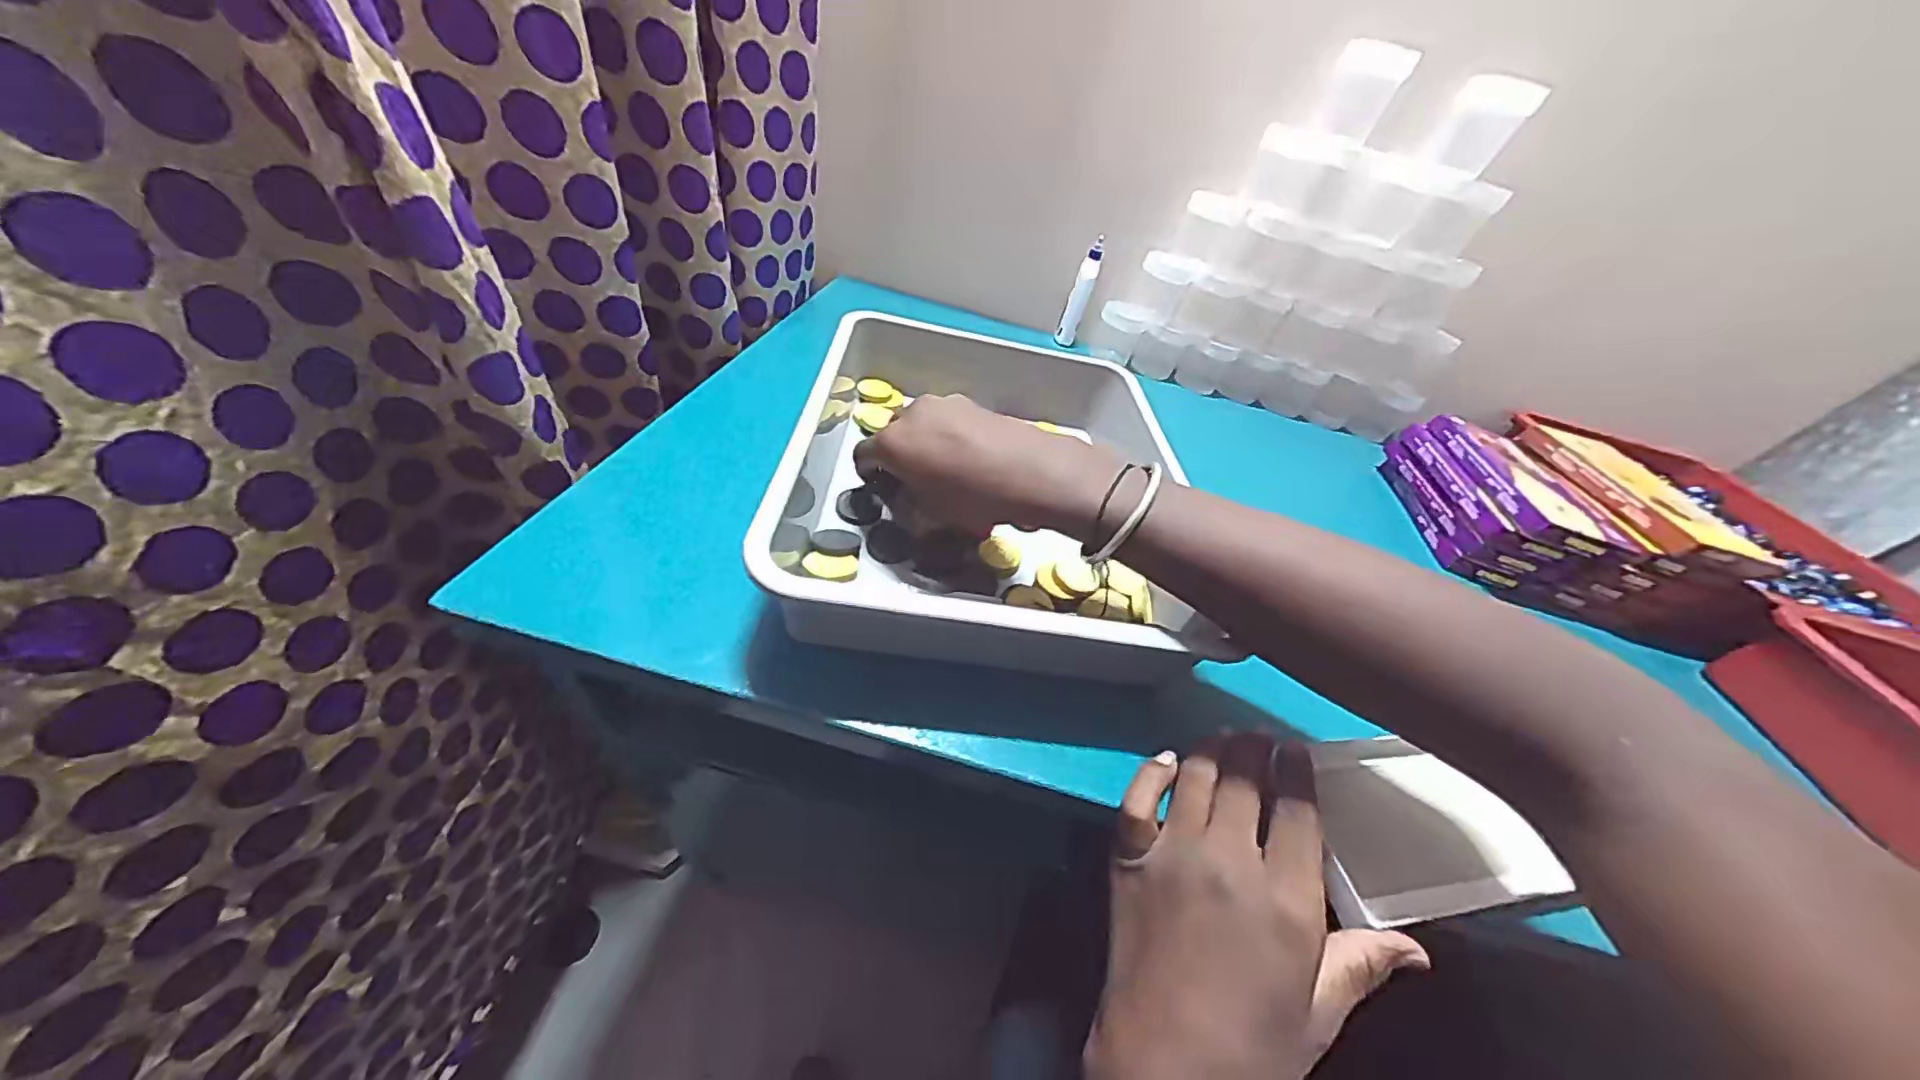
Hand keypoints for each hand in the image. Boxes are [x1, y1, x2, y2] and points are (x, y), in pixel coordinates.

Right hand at [852, 394, 1122, 538]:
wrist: (1033, 471)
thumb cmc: (977, 498)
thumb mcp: (934, 515)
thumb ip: (911, 504)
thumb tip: (911, 500)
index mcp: (892, 442)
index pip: (864, 456)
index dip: (871, 475)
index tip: (882, 488)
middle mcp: (912, 414)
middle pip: (893, 434)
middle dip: (899, 456)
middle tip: (914, 481)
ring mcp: (944, 404)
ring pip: (922, 424)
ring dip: (926, 444)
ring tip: (946, 472)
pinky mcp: (972, 404)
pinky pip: (949, 422)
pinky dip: (950, 437)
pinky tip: (970, 461)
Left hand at [1086, 734, 1428, 1079]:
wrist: (1161, 1064)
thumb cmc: (1251, 1047)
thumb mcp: (1319, 1013)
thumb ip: (1362, 965)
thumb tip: (1419, 949)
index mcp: (1286, 897)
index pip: (1297, 810)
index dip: (1297, 771)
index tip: (1296, 751)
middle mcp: (1230, 859)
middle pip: (1245, 780)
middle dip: (1255, 748)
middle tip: (1260, 738)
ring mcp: (1173, 852)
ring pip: (1195, 777)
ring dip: (1211, 750)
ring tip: (1223, 739)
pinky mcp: (1130, 858)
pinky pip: (1137, 799)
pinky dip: (1150, 772)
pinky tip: (1165, 760)